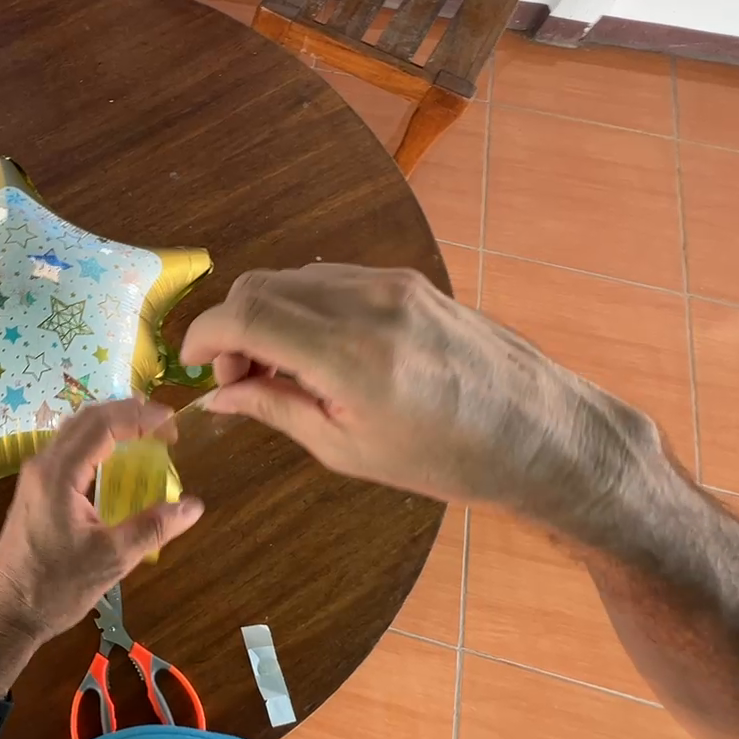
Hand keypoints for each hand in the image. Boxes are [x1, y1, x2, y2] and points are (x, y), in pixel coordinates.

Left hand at [0, 400, 204, 660]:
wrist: (7, 612)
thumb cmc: (55, 587)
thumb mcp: (111, 560)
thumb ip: (153, 528)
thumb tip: (194, 506)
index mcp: (58, 473)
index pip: (102, 425)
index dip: (140, 417)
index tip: (173, 424)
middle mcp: (42, 464)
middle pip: (87, 418)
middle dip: (127, 412)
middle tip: (165, 421)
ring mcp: (35, 474)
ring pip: (75, 430)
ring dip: (111, 422)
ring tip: (146, 430)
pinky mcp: (35, 487)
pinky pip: (68, 448)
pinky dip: (96, 440)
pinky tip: (117, 455)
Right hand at [179, 264, 663, 532]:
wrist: (545, 435)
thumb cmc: (444, 460)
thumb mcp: (346, 448)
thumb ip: (271, 409)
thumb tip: (214, 397)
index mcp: (350, 357)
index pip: (244, 315)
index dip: (203, 336)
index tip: (193, 366)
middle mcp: (366, 303)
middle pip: (259, 286)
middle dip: (231, 328)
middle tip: (243, 378)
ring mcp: (390, 283)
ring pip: (290, 278)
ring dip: (264, 315)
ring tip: (282, 366)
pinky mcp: (405, 278)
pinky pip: (326, 279)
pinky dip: (300, 306)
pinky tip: (318, 347)